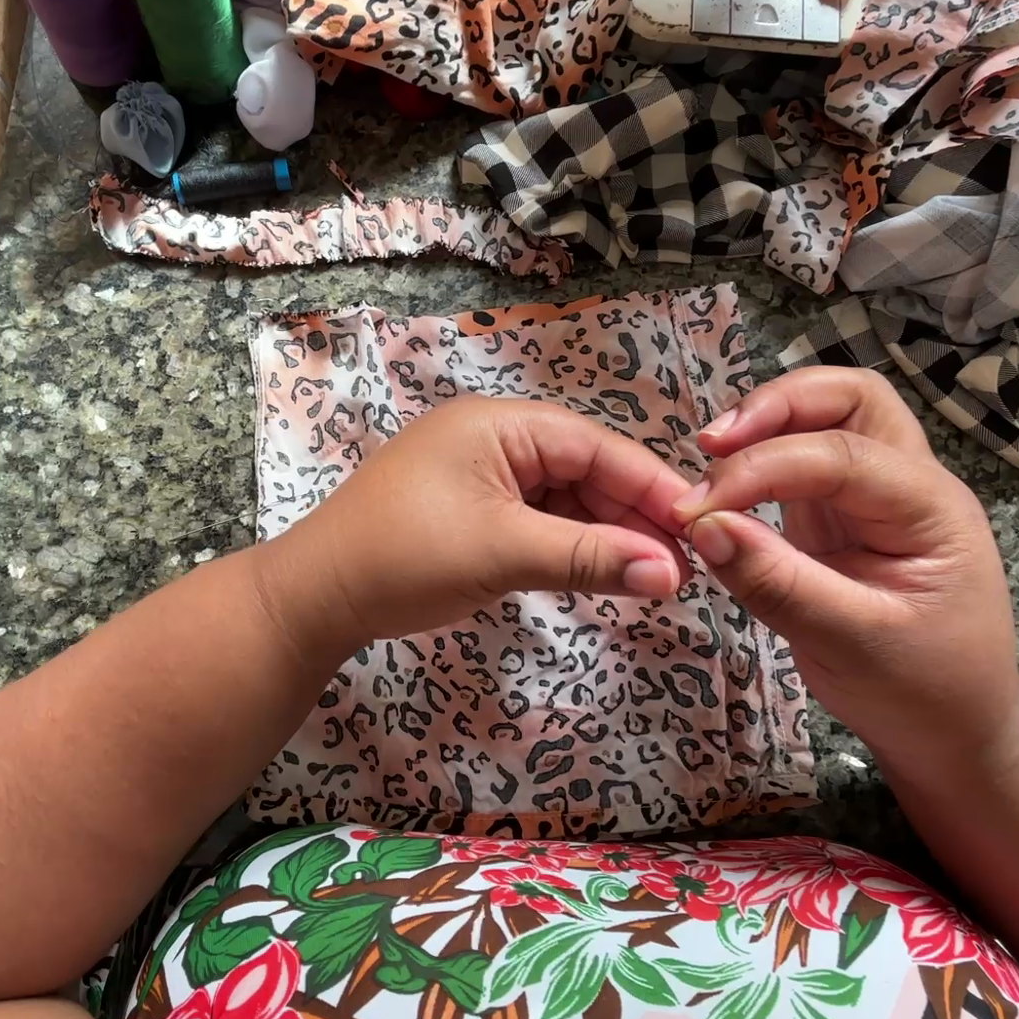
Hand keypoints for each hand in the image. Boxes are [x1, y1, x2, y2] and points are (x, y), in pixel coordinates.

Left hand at [258, 397, 695, 650]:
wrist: (318, 594)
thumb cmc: (405, 557)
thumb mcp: (503, 552)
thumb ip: (589, 557)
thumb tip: (673, 574)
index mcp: (499, 423)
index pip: (595, 445)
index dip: (650, 486)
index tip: (700, 527)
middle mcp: (494, 438)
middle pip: (583, 469)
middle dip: (630, 516)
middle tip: (683, 565)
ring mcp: (481, 474)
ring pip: (562, 498)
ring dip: (602, 535)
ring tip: (654, 576)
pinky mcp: (471, 509)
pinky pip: (535, 519)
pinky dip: (567, 544)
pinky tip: (603, 570)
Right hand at [668, 367, 1018, 771]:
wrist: (951, 724)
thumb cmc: (921, 688)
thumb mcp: (849, 644)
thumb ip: (777, 583)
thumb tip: (703, 527)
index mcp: (930, 509)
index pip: (840, 454)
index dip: (760, 469)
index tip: (694, 511)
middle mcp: (907, 483)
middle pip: (850, 398)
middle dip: (776, 405)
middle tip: (711, 443)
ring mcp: (870, 493)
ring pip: (825, 415)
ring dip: (765, 421)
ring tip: (710, 454)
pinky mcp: (835, 511)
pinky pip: (798, 457)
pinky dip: (757, 455)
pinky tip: (722, 480)